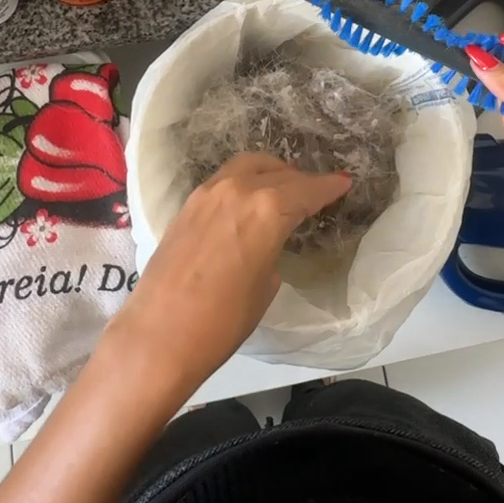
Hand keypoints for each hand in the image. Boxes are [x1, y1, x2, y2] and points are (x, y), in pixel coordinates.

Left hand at [101, 154, 350, 388]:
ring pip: (248, 167)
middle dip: (302, 180)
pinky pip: (226, 179)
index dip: (329, 187)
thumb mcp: (266, 285)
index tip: (344, 182)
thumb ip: (273, 249)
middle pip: (279, 173)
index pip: (307, 190)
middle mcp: (238, 189)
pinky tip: (250, 198)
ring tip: (284, 186)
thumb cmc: (223, 320)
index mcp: (267, 209)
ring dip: (271, 172)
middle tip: (317, 190)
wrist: (159, 335)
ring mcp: (208, 193)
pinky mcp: (187, 204)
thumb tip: (268, 239)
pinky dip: (245, 181)